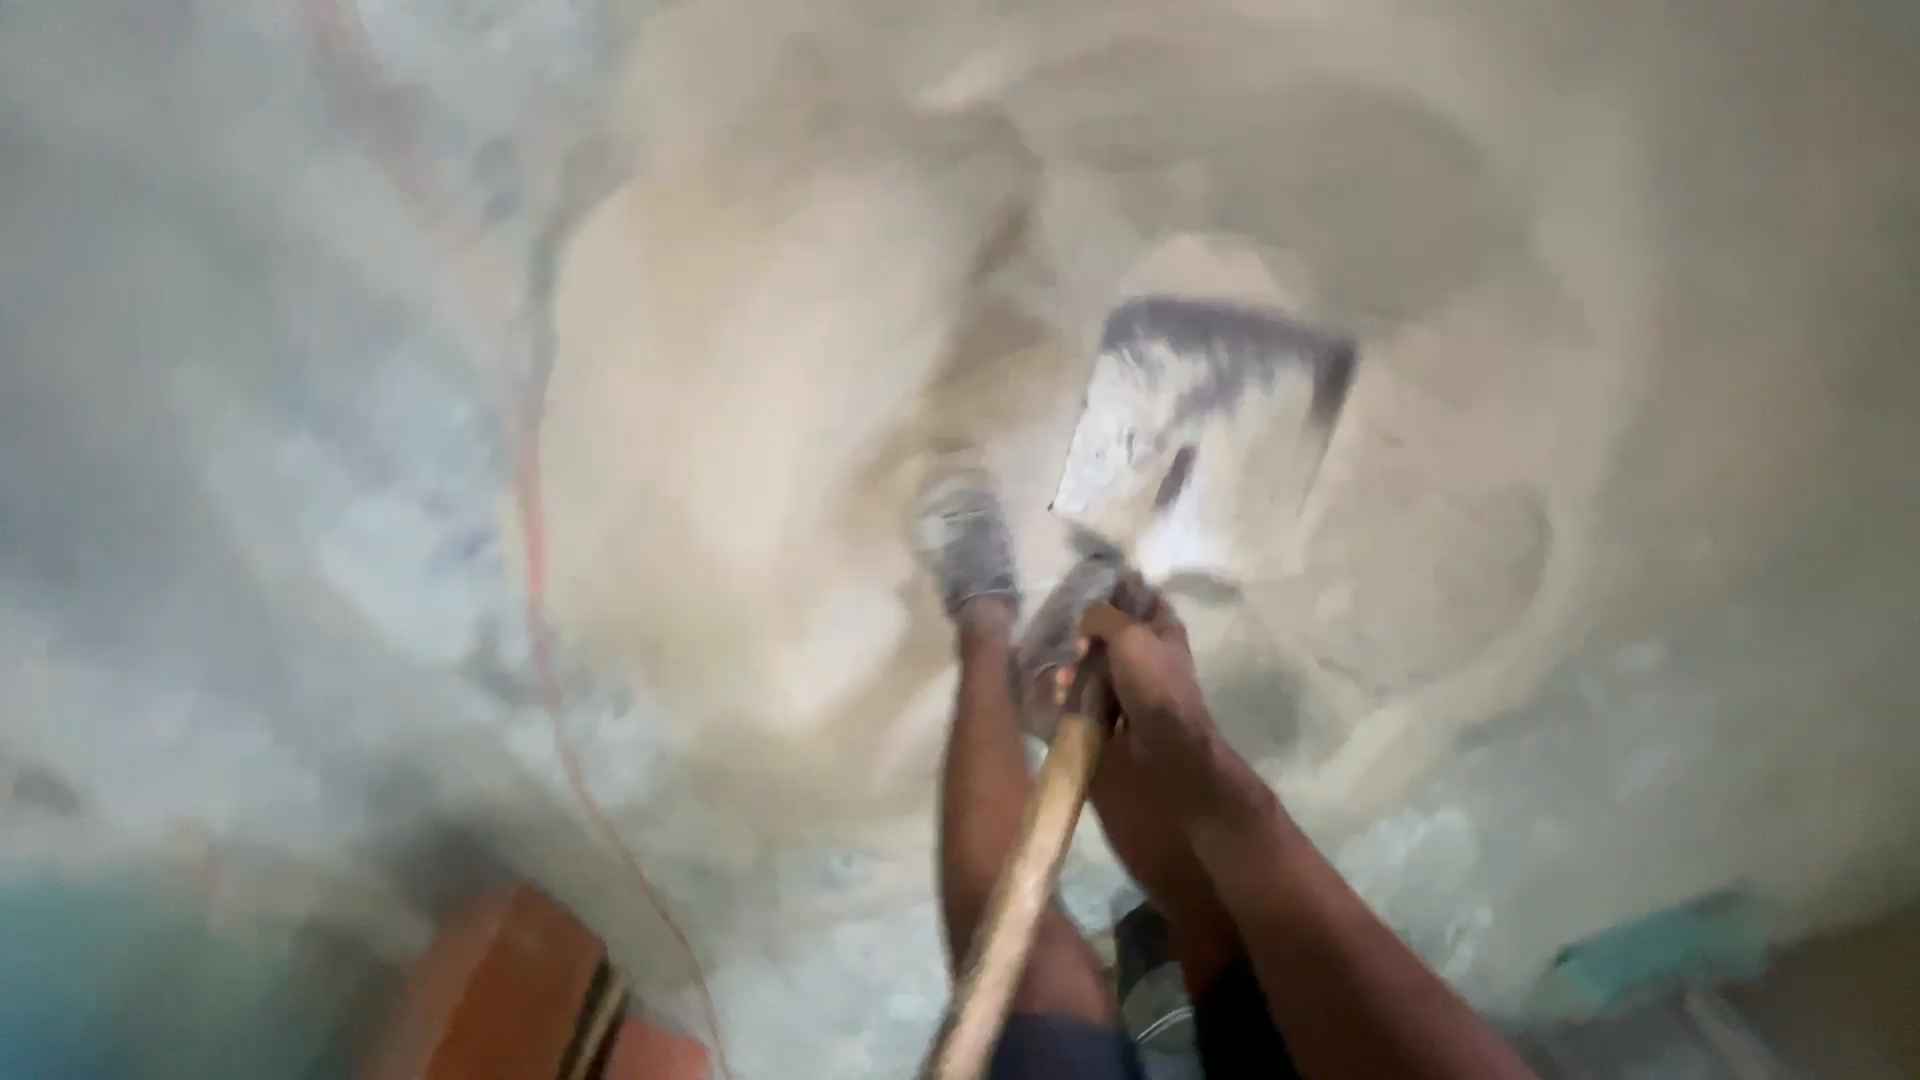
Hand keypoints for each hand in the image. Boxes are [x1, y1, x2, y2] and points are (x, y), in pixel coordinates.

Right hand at [1059, 589, 1278, 828]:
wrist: (1163, 748)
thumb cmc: (1153, 682)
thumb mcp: (1128, 633)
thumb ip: (1101, 616)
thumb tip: (1082, 628)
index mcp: (1164, 631)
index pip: (1143, 600)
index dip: (1120, 594)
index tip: (1091, 595)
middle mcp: (1150, 656)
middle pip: (1111, 636)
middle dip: (1087, 638)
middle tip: (1075, 646)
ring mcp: (1133, 688)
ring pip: (1095, 667)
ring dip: (1075, 670)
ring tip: (1064, 680)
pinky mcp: (1115, 715)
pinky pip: (1087, 698)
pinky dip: (1072, 697)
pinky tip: (1061, 697)